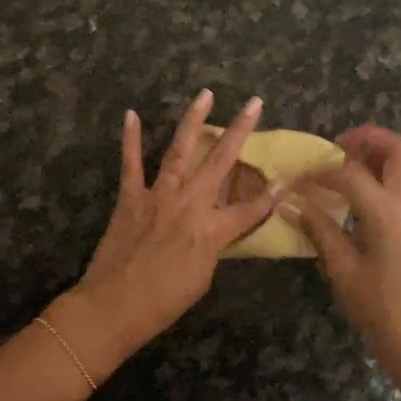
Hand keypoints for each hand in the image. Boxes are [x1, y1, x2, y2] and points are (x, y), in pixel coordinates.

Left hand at [54, 90, 282, 369]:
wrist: (114, 305)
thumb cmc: (163, 302)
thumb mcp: (202, 278)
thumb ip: (213, 247)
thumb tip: (216, 229)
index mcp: (212, 230)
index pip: (250, 209)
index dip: (269, 195)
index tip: (286, 177)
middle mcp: (190, 204)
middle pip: (221, 162)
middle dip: (240, 130)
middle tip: (254, 103)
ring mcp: (158, 196)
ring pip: (180, 151)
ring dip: (193, 120)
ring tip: (205, 95)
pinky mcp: (130, 197)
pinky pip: (131, 163)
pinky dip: (130, 139)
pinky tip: (131, 115)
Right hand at [287, 124, 400, 365]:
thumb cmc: (373, 304)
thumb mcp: (340, 266)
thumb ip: (318, 228)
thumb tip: (291, 203)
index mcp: (386, 214)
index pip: (350, 173)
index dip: (319, 172)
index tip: (298, 180)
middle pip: (398, 149)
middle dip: (367, 139)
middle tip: (337, 149)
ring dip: (384, 151)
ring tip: (353, 162)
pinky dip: (392, 169)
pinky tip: (366, 187)